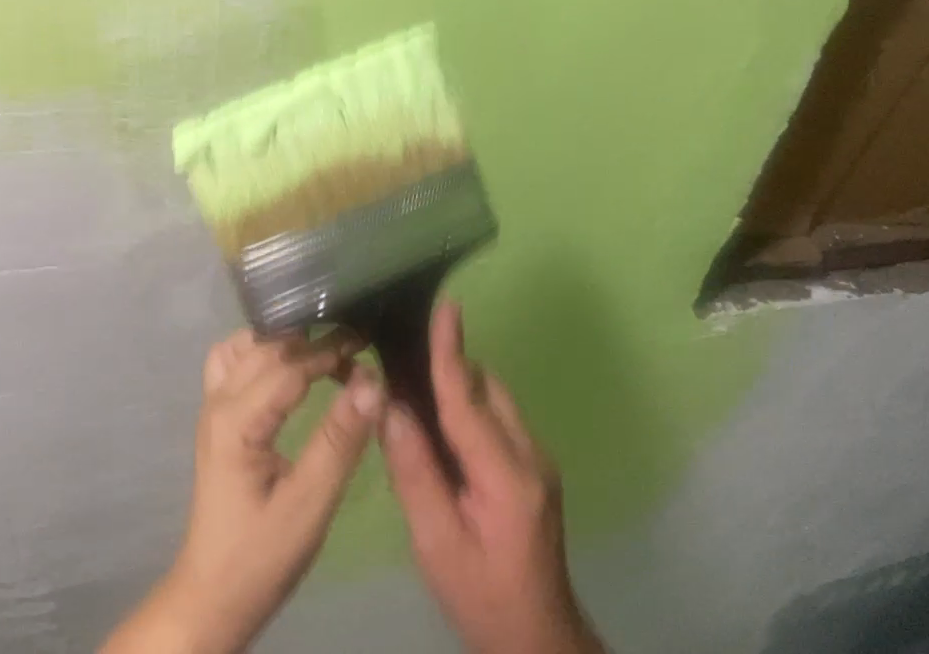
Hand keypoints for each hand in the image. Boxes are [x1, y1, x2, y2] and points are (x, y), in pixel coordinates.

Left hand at [102, 329, 384, 653]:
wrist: (215, 590)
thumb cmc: (263, 551)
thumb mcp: (310, 503)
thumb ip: (339, 440)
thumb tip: (372, 383)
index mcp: (236, 420)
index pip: (287, 365)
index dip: (329, 352)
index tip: (368, 346)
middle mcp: (217, 402)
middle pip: (264, 348)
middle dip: (309, 339)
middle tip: (356, 344)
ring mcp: (211, 408)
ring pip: (242, 348)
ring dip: (282, 341)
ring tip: (324, 350)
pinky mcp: (216, 419)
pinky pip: (232, 365)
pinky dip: (261, 353)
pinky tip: (288, 366)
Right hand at [381, 301, 604, 653]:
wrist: (536, 637)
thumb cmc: (480, 594)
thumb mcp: (436, 541)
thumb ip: (414, 472)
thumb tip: (390, 408)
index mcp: (508, 477)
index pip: (469, 401)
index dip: (451, 352)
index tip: (444, 308)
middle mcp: (531, 457)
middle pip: (485, 390)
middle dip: (447, 366)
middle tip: (397, 354)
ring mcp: (537, 463)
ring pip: (492, 402)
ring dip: (456, 386)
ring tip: (408, 384)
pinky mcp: (533, 471)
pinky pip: (495, 420)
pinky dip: (465, 407)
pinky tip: (434, 423)